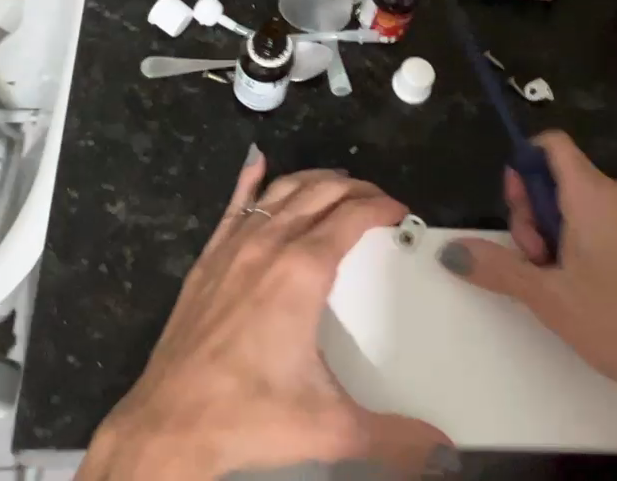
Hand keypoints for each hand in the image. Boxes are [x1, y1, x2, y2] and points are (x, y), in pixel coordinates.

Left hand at [79, 148, 454, 480]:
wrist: (171, 421)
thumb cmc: (250, 415)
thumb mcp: (331, 427)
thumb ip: (394, 438)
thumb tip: (445, 451)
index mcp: (302, 271)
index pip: (350, 216)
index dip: (380, 206)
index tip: (401, 211)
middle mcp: (269, 245)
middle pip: (319, 193)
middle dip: (354, 188)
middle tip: (379, 199)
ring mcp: (234, 247)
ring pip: (280, 192)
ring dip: (313, 180)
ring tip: (338, 182)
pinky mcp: (208, 258)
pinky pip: (234, 206)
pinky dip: (251, 180)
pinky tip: (257, 164)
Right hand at [437, 131, 616, 415]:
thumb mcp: (548, 298)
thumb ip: (496, 267)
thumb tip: (449, 251)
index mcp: (592, 194)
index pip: (551, 145)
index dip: (523, 166)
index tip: (518, 211)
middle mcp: (616, 195)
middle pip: (557, 177)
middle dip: (533, 212)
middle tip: (535, 260)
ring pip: (577, 204)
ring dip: (554, 233)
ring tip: (558, 283)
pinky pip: (602, 222)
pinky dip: (581, 243)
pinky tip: (584, 289)